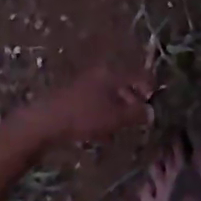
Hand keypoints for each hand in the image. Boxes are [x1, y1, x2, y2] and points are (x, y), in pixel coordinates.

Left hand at [22, 65, 153, 144]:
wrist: (45, 121)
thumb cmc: (84, 116)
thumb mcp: (114, 118)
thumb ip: (135, 114)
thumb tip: (151, 112)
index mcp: (113, 73)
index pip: (138, 74)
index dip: (149, 86)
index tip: (155, 100)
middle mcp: (101, 73)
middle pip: (124, 81)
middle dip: (134, 97)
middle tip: (139, 114)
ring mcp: (86, 82)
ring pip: (110, 91)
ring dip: (119, 105)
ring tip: (122, 123)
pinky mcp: (74, 94)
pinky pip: (97, 98)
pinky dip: (105, 109)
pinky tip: (103, 128)